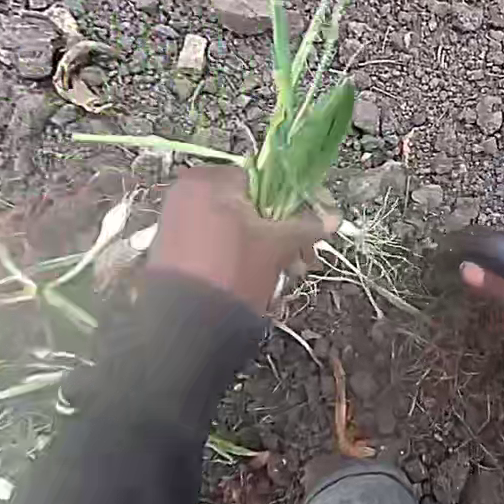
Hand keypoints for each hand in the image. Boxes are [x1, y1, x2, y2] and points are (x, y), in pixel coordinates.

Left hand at [147, 166, 332, 312]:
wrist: (185, 325)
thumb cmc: (233, 271)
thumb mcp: (278, 245)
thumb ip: (306, 226)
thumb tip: (332, 218)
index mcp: (209, 180)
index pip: (264, 179)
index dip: (292, 202)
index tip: (308, 225)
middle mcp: (187, 193)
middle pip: (250, 206)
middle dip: (281, 231)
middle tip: (301, 256)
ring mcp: (176, 221)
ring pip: (236, 227)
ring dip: (265, 247)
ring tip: (286, 273)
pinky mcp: (172, 249)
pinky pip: (217, 244)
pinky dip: (240, 256)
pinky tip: (260, 279)